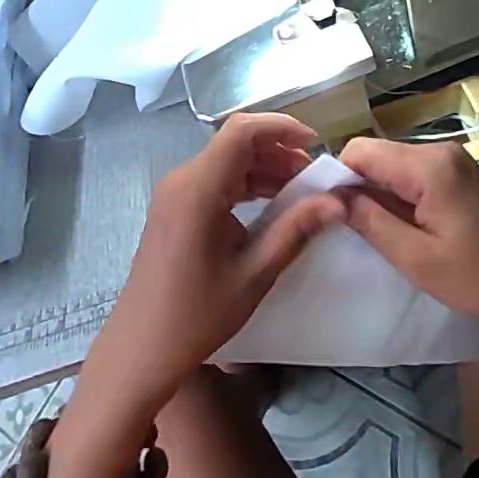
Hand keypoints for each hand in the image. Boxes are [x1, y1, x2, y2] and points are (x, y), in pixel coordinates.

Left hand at [51, 114, 342, 477]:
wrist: (140, 350)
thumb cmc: (197, 314)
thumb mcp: (255, 272)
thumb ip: (296, 229)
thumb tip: (338, 202)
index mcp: (198, 188)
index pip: (241, 132)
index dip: (281, 127)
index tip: (315, 144)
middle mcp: (182, 180)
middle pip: (235, 144)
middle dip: (278, 151)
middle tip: (314, 176)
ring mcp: (174, 194)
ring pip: (226, 161)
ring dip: (264, 168)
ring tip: (300, 190)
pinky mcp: (174, 209)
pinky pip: (214, 181)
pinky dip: (245, 184)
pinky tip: (271, 205)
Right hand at [339, 137, 478, 339]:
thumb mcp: (417, 258)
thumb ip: (370, 221)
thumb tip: (332, 196)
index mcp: (429, 165)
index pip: (360, 150)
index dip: (339, 178)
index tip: (332, 213)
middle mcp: (441, 151)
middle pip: (377, 155)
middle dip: (359, 187)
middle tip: (354, 229)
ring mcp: (454, 161)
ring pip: (394, 165)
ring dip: (380, 194)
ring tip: (381, 232)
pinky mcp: (460, 174)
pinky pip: (415, 175)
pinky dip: (401, 197)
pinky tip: (406, 227)